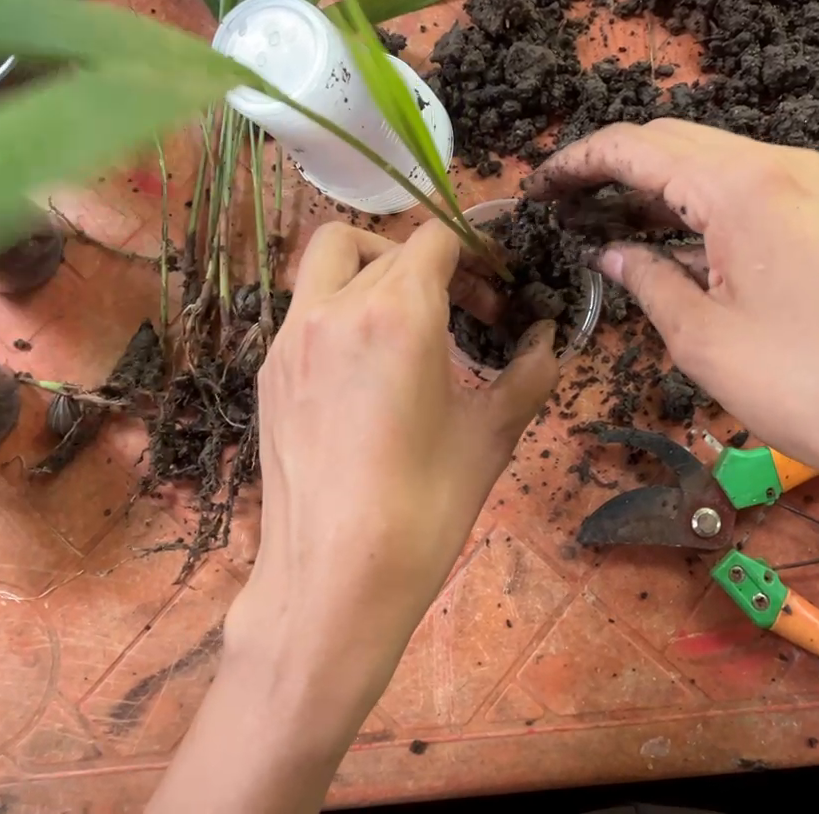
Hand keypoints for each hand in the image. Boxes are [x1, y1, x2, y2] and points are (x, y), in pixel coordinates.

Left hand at [227, 219, 558, 692]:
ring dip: (374, 269)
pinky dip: (341, 307)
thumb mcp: (491, 435)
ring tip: (409, 323)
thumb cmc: (425, 506)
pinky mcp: (269, 371)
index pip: (434, 238)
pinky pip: (306, 308)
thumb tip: (550, 338)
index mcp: (397, 313)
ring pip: (329, 262)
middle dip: (429, 261)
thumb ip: (528, 372)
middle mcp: (334, 308)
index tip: (496, 284)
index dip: (474, 249)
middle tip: (462, 308)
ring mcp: (291, 338)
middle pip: (382, 242)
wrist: (334, 580)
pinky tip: (367, 367)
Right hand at [525, 119, 818, 564]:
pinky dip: (698, 206)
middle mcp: (780, 166)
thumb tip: (609, 253)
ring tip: (605, 224)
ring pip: (711, 163)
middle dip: (612, 167)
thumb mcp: (704, 338)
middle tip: (566, 207)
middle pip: (674, 142)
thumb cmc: (808, 383)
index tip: (538, 187)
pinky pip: (745, 191)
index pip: (636, 147)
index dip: (578, 163)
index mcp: (742, 185)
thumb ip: (647, 280)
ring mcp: (812, 187)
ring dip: (655, 187)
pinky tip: (670, 241)